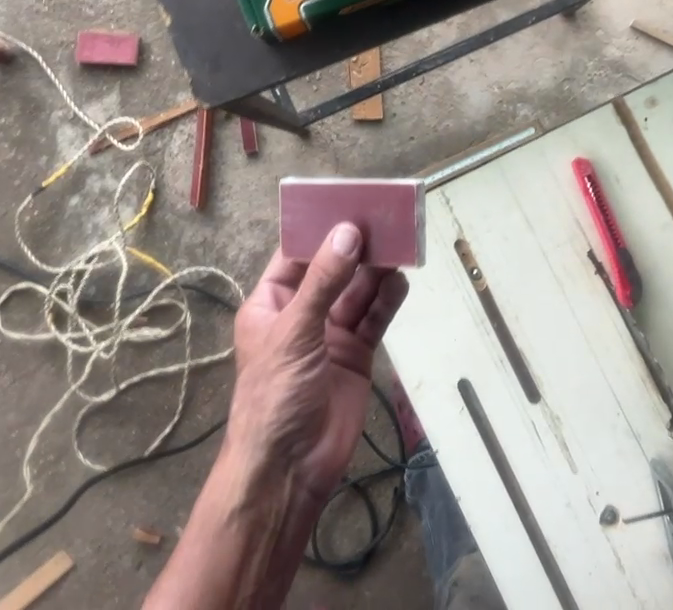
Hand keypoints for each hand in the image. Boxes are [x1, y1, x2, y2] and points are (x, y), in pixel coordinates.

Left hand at [227, 223, 410, 503]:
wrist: (290, 468)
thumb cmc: (274, 396)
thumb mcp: (294, 332)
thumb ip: (323, 282)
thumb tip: (347, 233)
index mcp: (271, 304)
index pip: (295, 256)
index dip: (319, 230)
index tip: (347, 204)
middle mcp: (302, 314)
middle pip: (333, 270)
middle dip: (355, 248)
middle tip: (384, 220)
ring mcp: (331, 335)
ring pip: (358, 292)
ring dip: (376, 272)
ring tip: (399, 245)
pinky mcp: (357, 355)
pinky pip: (374, 319)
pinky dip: (387, 301)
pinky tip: (401, 282)